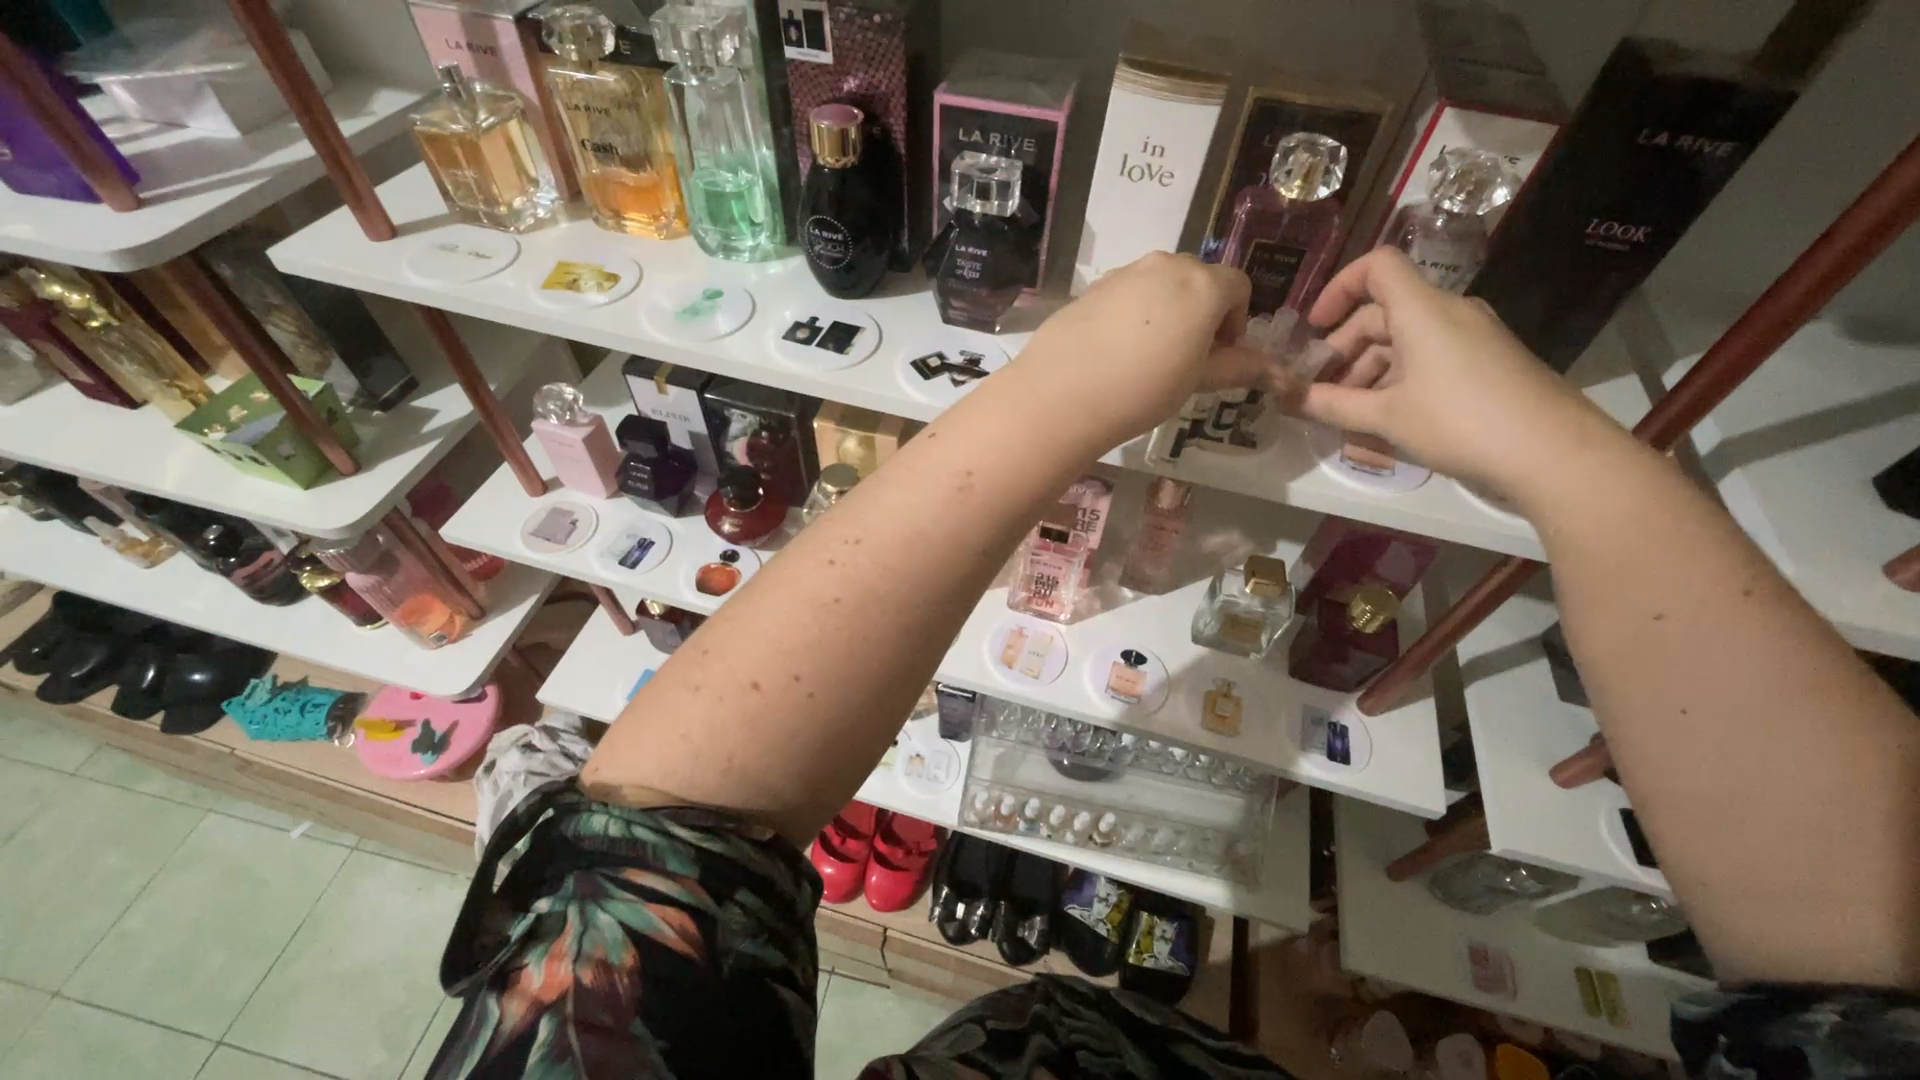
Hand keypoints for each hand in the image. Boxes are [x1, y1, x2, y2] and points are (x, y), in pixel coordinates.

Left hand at [1013, 253, 1268, 445]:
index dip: (1236, 319)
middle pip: (1198, 280)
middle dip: (1202, 311)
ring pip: (1160, 284)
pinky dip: (1134, 313)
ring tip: (1150, 355)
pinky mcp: (1093, 286)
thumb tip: (1274, 370)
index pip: (1238, 286)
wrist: (1064, 392)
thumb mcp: (1197, 381)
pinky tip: (1116, 350)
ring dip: (1168, 310)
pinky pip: (1128, 293)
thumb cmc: (1145, 389)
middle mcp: (1167, 266)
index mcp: (1204, 284)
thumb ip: (1237, 367)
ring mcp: (1126, 272)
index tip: (1220, 353)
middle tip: (1187, 356)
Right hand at [1294, 249, 1632, 497]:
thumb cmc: (1460, 423)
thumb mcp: (1386, 418)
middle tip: (1316, 391)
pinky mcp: (1487, 364)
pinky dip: (1397, 382)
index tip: (1313, 329)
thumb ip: (1331, 405)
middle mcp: (1449, 313)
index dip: (1338, 288)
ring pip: (1404, 342)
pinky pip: (1429, 360)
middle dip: (1343, 350)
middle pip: (1382, 313)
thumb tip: (1286, 398)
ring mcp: (1472, 338)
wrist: (1554, 453)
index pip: (1376, 267)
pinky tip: (1383, 422)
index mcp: (1423, 310)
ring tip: (1344, 416)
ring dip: (1367, 373)